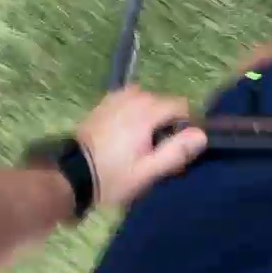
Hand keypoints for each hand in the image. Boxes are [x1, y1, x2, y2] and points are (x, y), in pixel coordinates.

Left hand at [74, 88, 207, 208]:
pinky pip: (130, 102)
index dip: (184, 126)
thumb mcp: (147, 172)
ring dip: (149, 119)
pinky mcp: (105, 102)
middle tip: (153, 153)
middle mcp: (134, 96)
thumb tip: (202, 134)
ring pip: (147, 102)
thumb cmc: (112, 176)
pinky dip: (133, 114)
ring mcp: (117, 97)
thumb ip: (175, 151)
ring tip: (137, 146)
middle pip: (164, 104)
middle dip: (165, 124)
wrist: (70, 176)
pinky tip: (123, 136)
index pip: (181, 106)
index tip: (174, 148)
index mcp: (147, 110)